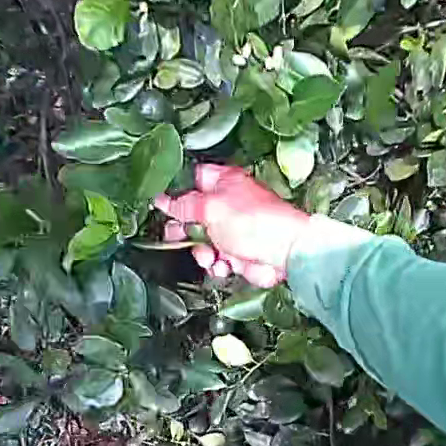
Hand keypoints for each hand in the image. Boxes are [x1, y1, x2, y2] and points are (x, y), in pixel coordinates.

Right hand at [154, 164, 312, 286]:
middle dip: (184, 228)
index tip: (160, 203)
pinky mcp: (238, 254)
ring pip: (202, 241)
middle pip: (193, 214)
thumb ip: (184, 205)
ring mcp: (233, 230)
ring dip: (201, 252)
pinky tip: (223, 266)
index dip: (175, 191)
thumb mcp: (210, 207)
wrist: (284, 252)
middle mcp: (228, 204)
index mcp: (224, 182)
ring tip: (209, 257)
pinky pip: (216, 260)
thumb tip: (162, 200)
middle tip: (175, 236)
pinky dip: (216, 266)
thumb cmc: (254, 222)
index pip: (192, 179)